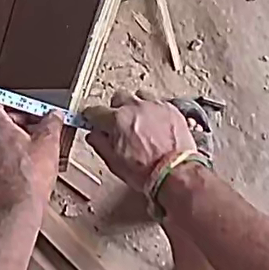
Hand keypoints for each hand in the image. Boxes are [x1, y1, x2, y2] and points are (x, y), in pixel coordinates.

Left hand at [0, 103, 61, 211]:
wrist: (20, 208)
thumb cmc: (30, 177)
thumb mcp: (49, 143)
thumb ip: (51, 123)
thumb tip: (54, 115)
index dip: (9, 101)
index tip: (25, 105)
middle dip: (19, 121)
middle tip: (39, 125)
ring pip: (1, 139)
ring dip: (18, 138)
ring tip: (38, 144)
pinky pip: (2, 155)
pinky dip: (15, 153)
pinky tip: (32, 162)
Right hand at [80, 89, 196, 189]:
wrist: (176, 173)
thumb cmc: (148, 171)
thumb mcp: (114, 162)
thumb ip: (100, 144)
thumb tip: (94, 136)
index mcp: (116, 120)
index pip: (95, 111)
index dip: (91, 117)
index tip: (93, 121)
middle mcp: (134, 107)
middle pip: (118, 97)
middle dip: (116, 109)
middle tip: (119, 123)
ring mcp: (154, 106)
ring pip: (139, 96)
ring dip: (136, 105)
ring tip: (139, 121)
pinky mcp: (171, 109)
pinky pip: (158, 102)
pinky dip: (154, 110)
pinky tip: (155, 123)